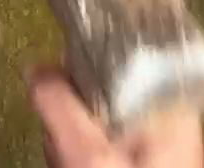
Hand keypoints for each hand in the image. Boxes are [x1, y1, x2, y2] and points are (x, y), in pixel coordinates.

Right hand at [27, 67, 203, 167]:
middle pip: (102, 79)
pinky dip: (72, 149)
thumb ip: (57, 102)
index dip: (87, 51)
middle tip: (63, 137)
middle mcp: (163, 117)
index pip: (127, 48)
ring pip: (91, 110)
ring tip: (65, 160)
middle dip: (70, 104)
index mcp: (169, 106)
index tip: (60, 67)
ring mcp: (147, 143)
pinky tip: (68, 165)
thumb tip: (34, 68)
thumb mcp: (87, 156)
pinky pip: (91, 137)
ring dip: (66, 132)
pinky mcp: (129, 162)